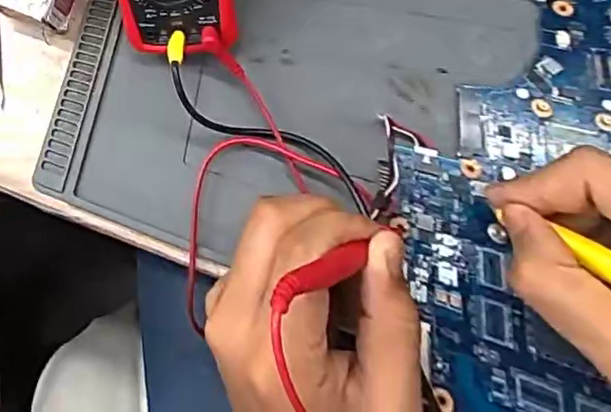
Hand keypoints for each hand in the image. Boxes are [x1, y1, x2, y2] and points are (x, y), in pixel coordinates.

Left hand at [203, 196, 418, 411]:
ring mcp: (220, 306)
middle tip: (366, 246)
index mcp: (269, 346)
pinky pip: (256, 245)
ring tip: (348, 267)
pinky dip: (294, 243)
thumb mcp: (388, 395)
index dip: (345, 228)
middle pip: (270, 219)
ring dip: (310, 226)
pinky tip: (323, 279)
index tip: (382, 240)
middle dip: (325, 217)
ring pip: (260, 223)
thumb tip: (384, 240)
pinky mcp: (221, 301)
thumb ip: (390, 316)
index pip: (299, 248)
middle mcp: (231, 316)